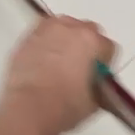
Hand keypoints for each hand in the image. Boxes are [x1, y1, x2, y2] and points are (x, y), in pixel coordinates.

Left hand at [0, 15, 115, 134]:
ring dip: (65, 39)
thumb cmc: (63, 105)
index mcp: (90, 41)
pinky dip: (46, 43)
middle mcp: (68, 28)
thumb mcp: (94, 100)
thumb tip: (95, 85)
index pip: (107, 46)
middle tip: (82, 67)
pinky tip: (44, 61)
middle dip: (86, 46)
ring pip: (62, 27)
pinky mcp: (26, 38)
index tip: (100, 74)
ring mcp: (45, 30)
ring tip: (61, 63)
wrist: (29, 108)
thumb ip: (99, 85)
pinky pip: (42, 34)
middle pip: (85, 30)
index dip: (104, 63)